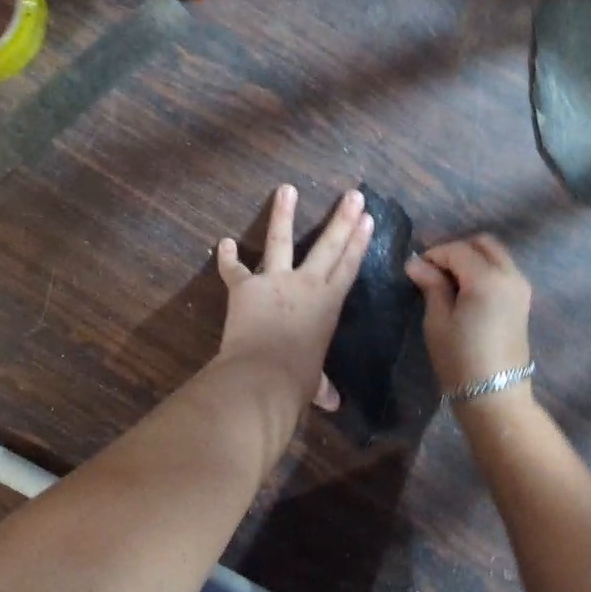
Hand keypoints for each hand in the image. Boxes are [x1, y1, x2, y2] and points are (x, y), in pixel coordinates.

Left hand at [215, 185, 374, 407]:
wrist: (264, 374)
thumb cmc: (298, 379)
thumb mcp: (314, 381)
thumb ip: (320, 386)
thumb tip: (331, 402)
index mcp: (328, 305)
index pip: (348, 266)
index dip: (359, 241)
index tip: (367, 218)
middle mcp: (306, 285)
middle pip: (328, 246)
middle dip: (342, 218)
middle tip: (353, 194)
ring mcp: (275, 281)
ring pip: (281, 241)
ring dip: (283, 214)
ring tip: (286, 189)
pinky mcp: (245, 286)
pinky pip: (233, 269)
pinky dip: (226, 258)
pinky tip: (223, 242)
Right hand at [405, 234, 533, 396]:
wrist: (495, 395)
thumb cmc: (459, 359)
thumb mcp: (438, 321)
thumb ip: (431, 285)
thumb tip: (416, 263)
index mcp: (487, 278)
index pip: (457, 250)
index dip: (433, 254)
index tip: (414, 270)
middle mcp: (510, 275)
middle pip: (483, 244)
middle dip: (456, 250)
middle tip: (433, 271)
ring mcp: (521, 288)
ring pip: (496, 255)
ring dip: (472, 259)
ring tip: (447, 282)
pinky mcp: (523, 301)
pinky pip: (503, 271)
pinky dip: (484, 271)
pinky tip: (465, 292)